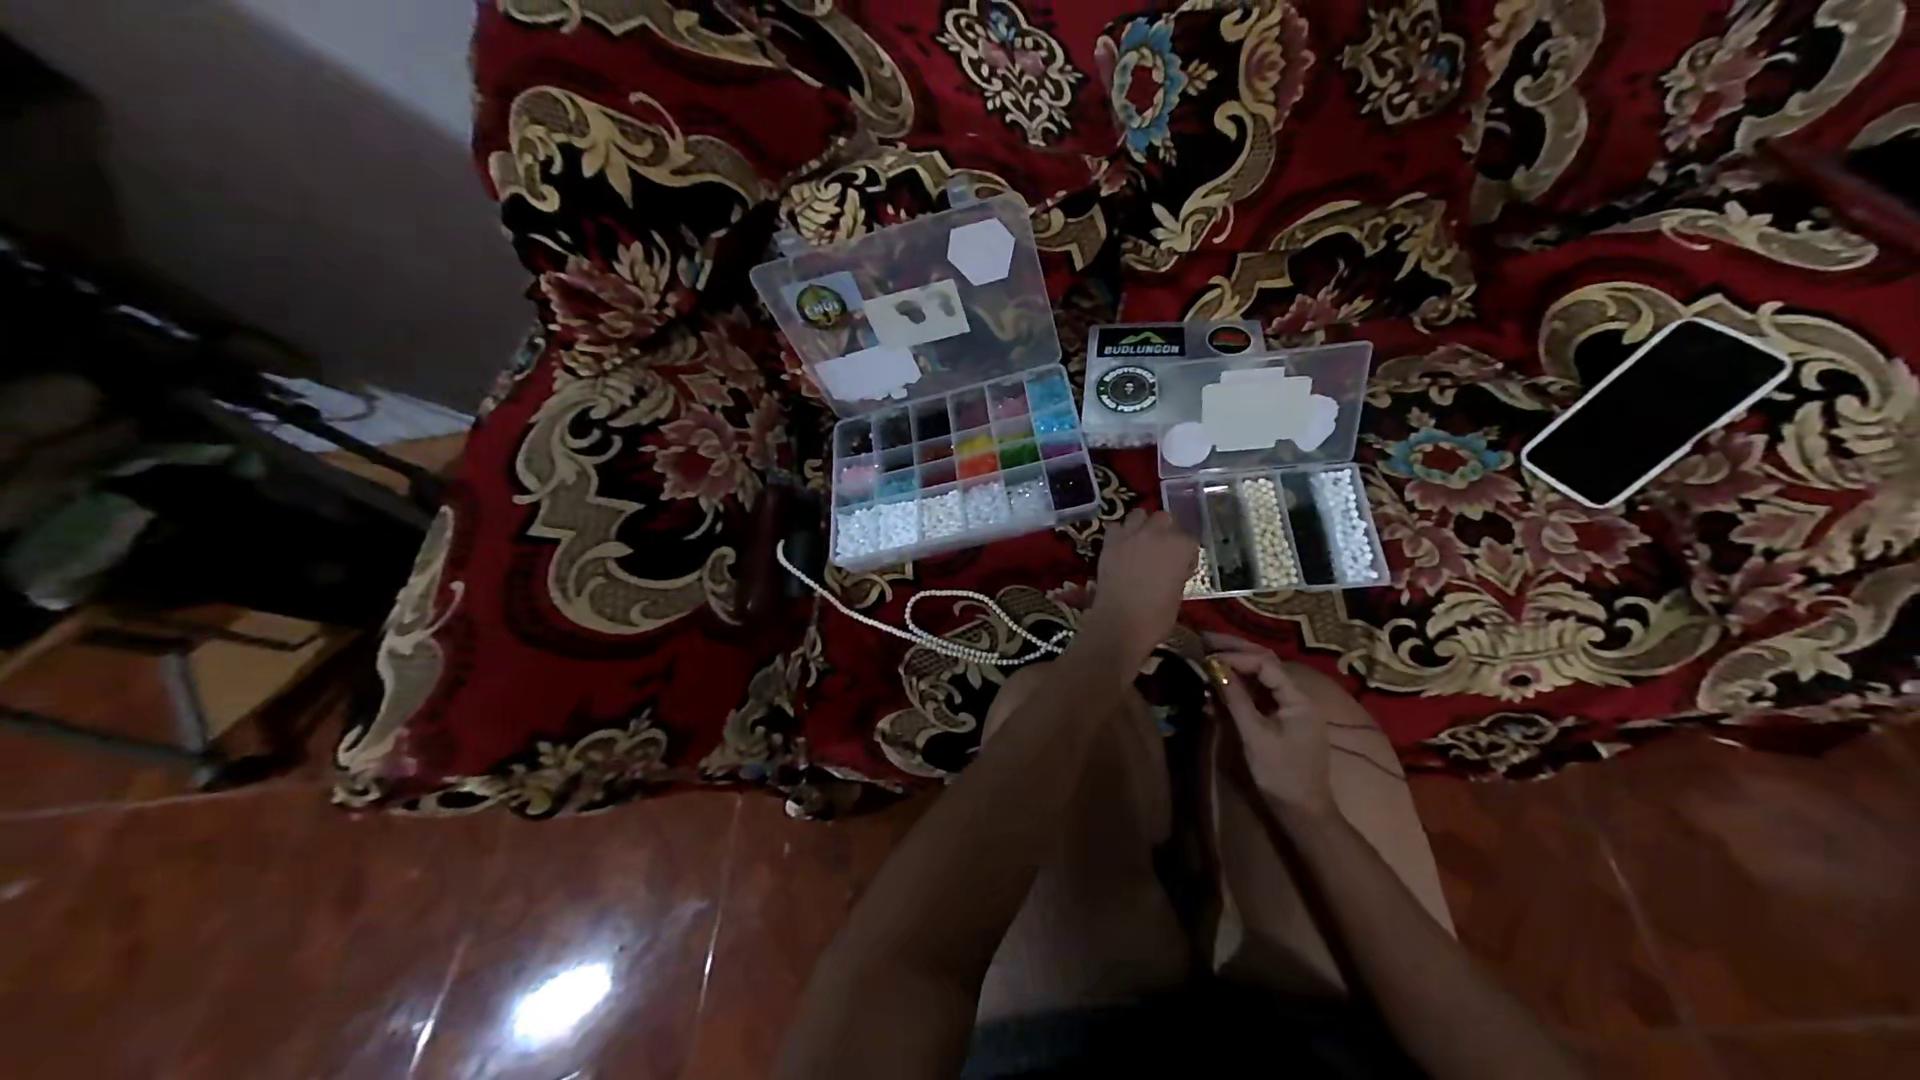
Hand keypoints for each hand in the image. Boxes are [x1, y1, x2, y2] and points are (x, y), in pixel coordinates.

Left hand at [1079, 509, 1197, 669]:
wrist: (1120, 623)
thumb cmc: (1156, 617)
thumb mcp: (1178, 594)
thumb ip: (1178, 572)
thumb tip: (1174, 568)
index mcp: (1181, 546)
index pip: (1189, 539)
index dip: (1185, 553)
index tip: (1181, 566)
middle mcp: (1157, 533)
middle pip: (1165, 518)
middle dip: (1165, 531)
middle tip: (1161, 551)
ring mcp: (1131, 534)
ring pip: (1139, 514)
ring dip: (1142, 525)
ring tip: (1141, 543)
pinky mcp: (1109, 542)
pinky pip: (1116, 526)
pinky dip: (1120, 533)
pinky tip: (1121, 548)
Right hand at [1203, 632, 1332, 819]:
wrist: (1302, 812)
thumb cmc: (1281, 774)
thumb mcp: (1255, 736)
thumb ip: (1236, 700)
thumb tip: (1215, 669)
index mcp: (1298, 700)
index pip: (1266, 665)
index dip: (1236, 657)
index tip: (1208, 658)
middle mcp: (1297, 698)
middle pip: (1265, 664)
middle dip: (1236, 651)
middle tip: (1206, 640)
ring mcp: (1289, 709)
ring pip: (1260, 679)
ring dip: (1235, 668)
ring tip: (1207, 658)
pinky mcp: (1280, 721)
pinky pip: (1258, 696)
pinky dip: (1238, 690)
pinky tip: (1216, 691)